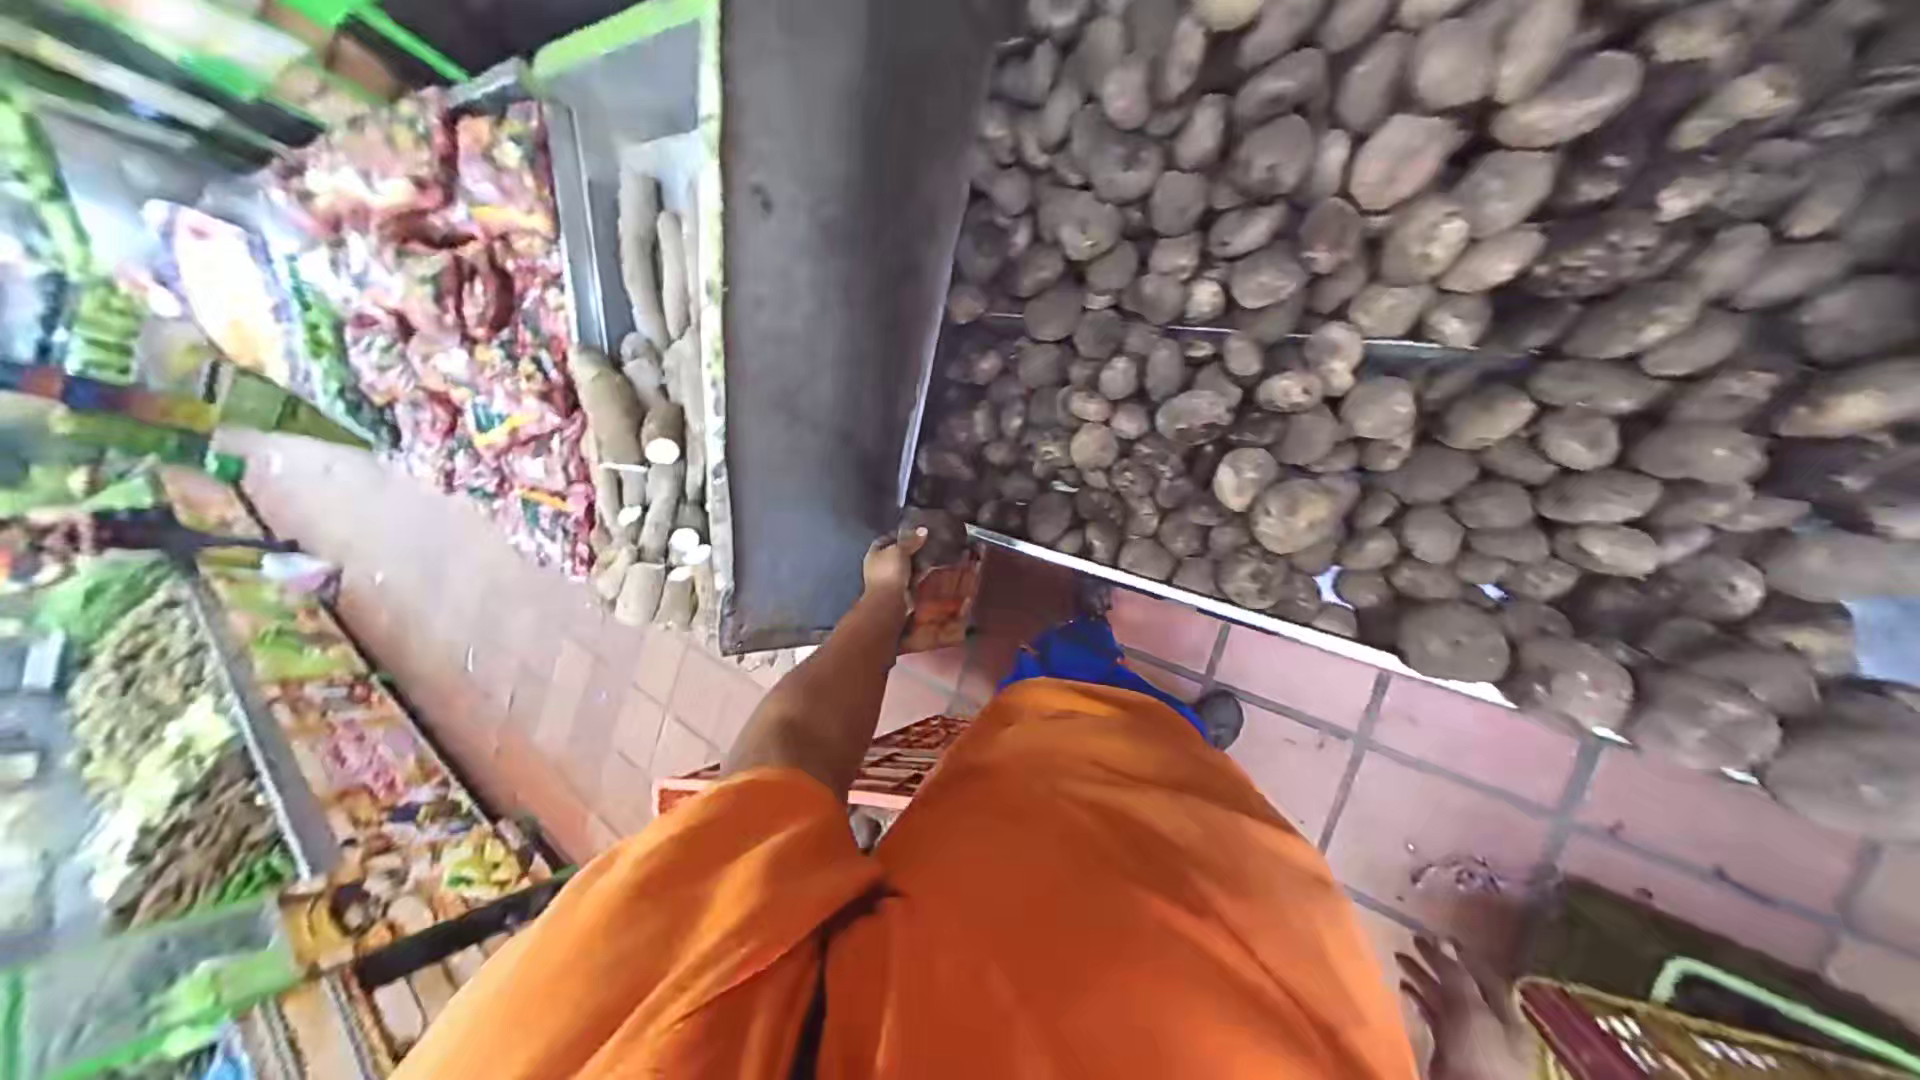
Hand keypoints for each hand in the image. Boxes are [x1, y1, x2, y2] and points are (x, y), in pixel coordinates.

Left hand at [863, 527, 926, 603]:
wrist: (890, 600)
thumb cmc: (890, 571)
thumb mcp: (900, 550)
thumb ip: (911, 540)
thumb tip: (923, 530)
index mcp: (874, 554)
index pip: (885, 540)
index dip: (897, 534)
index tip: (912, 531)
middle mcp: (881, 566)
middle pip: (897, 553)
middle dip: (910, 548)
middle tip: (926, 540)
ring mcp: (891, 578)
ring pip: (907, 565)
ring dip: (917, 560)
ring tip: (932, 551)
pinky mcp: (903, 588)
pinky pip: (914, 576)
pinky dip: (921, 572)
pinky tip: (932, 565)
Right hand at [1397, 936, 1533, 1079]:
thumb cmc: (1479, 1056)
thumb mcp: (1470, 1012)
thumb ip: (1455, 975)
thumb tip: (1441, 940)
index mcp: (1506, 1017)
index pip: (1484, 977)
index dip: (1461, 955)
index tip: (1436, 935)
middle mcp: (1490, 1026)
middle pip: (1461, 987)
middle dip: (1436, 962)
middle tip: (1412, 939)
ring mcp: (1468, 1039)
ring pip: (1444, 1000)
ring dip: (1422, 977)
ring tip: (1398, 957)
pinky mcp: (1448, 1051)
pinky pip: (1433, 1017)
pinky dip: (1418, 1000)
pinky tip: (1403, 987)